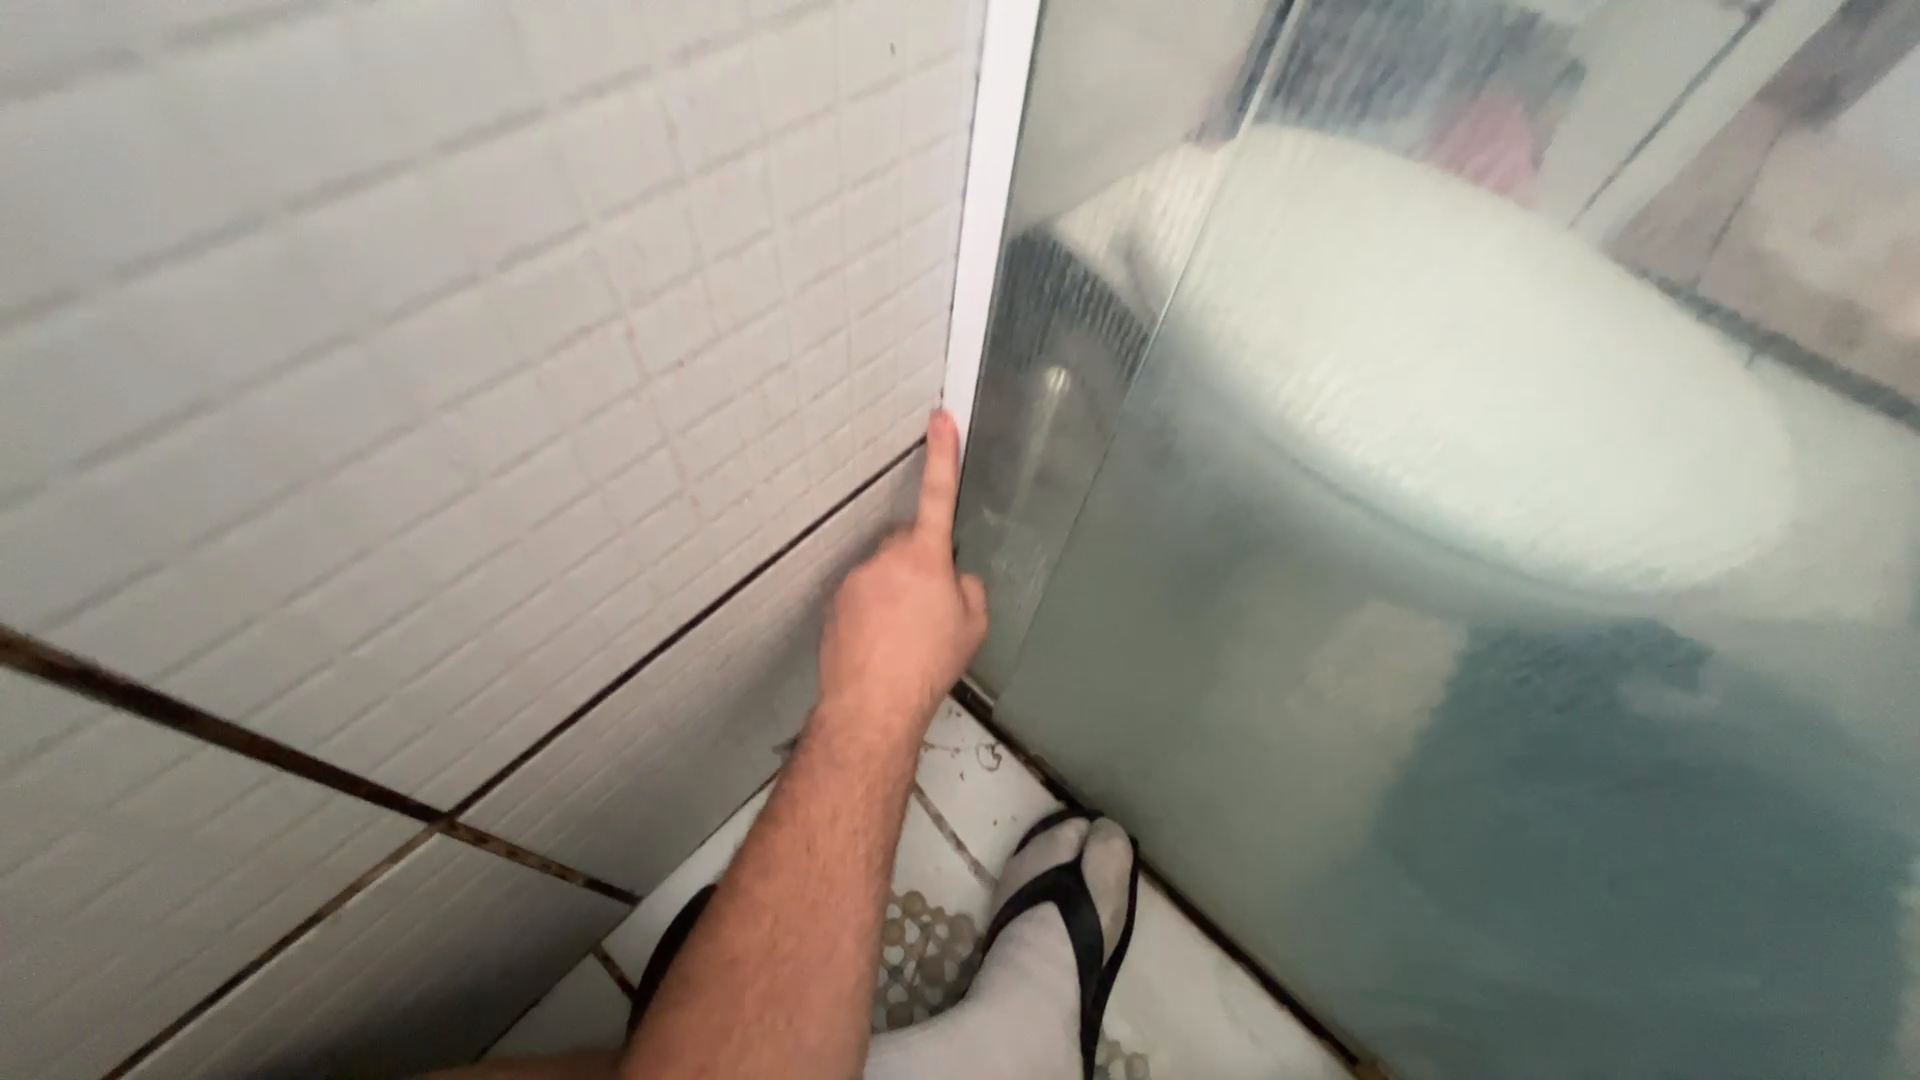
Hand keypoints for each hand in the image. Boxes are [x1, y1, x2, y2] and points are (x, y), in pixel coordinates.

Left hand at [815, 411, 987, 737]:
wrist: (873, 704)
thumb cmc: (930, 664)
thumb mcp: (974, 626)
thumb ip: (969, 589)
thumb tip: (955, 577)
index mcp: (925, 558)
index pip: (938, 496)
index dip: (943, 455)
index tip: (940, 418)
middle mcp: (885, 558)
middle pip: (908, 545)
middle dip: (919, 564)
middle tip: (929, 610)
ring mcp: (854, 578)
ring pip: (883, 572)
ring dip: (894, 591)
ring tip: (902, 636)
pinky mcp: (834, 600)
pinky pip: (861, 593)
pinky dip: (872, 609)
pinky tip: (879, 642)